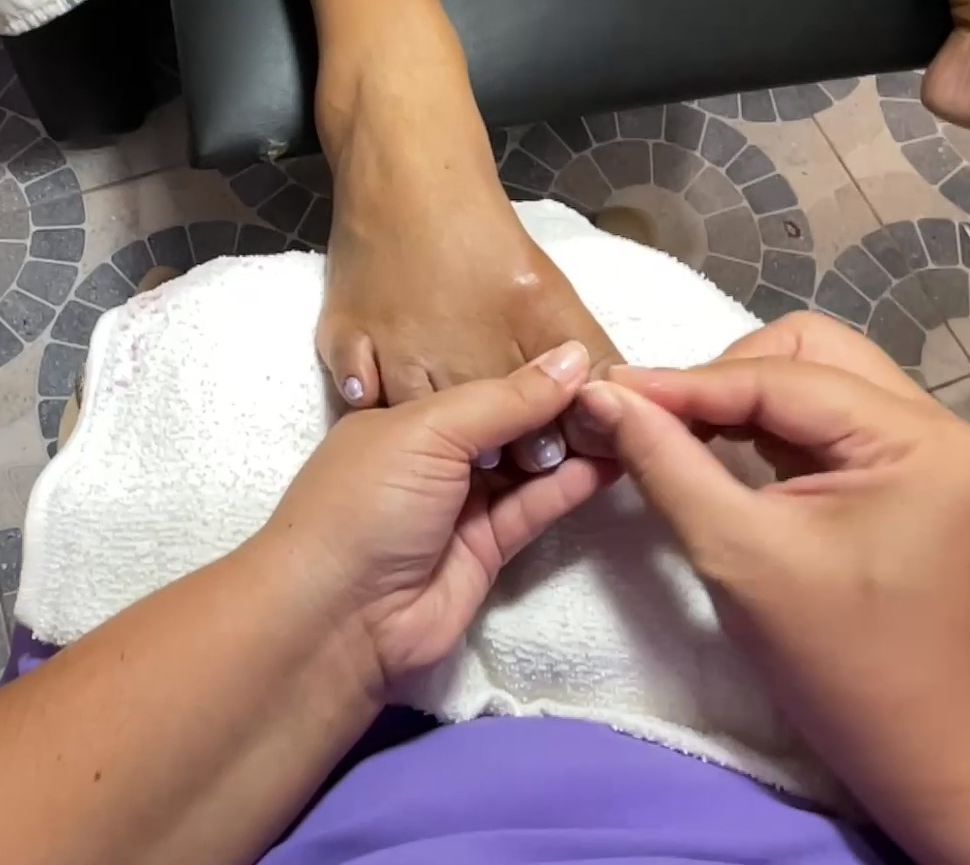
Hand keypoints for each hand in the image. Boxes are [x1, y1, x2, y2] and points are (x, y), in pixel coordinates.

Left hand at [256, 340, 618, 688]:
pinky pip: (533, 507)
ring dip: (570, 444)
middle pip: (507, 424)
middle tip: (621, 389)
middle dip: (557, 407)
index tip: (591, 356)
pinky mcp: (485, 549)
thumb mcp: (428, 430)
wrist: (338, 614)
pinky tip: (612, 461)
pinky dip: (569, 486)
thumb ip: (505, 398)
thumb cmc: (369, 501)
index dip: (531, 371)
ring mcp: (459, 503)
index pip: (480, 383)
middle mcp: (432, 456)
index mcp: (406, 416)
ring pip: (525, 465)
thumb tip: (572, 354)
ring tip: (630, 418)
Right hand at [570, 312, 969, 808]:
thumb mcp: (733, 550)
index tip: (608, 390)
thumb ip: (662, 461)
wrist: (917, 743)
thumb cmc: (831, 655)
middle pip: (808, 350)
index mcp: (917, 443)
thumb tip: (600, 396)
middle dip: (724, 373)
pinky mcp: (898, 469)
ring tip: (687, 434)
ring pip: (811, 373)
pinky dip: (759, 421)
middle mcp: (933, 427)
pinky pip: (816, 413)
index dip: (685, 382)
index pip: (779, 379)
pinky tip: (723, 451)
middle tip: (666, 417)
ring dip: (739, 394)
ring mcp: (921, 447)